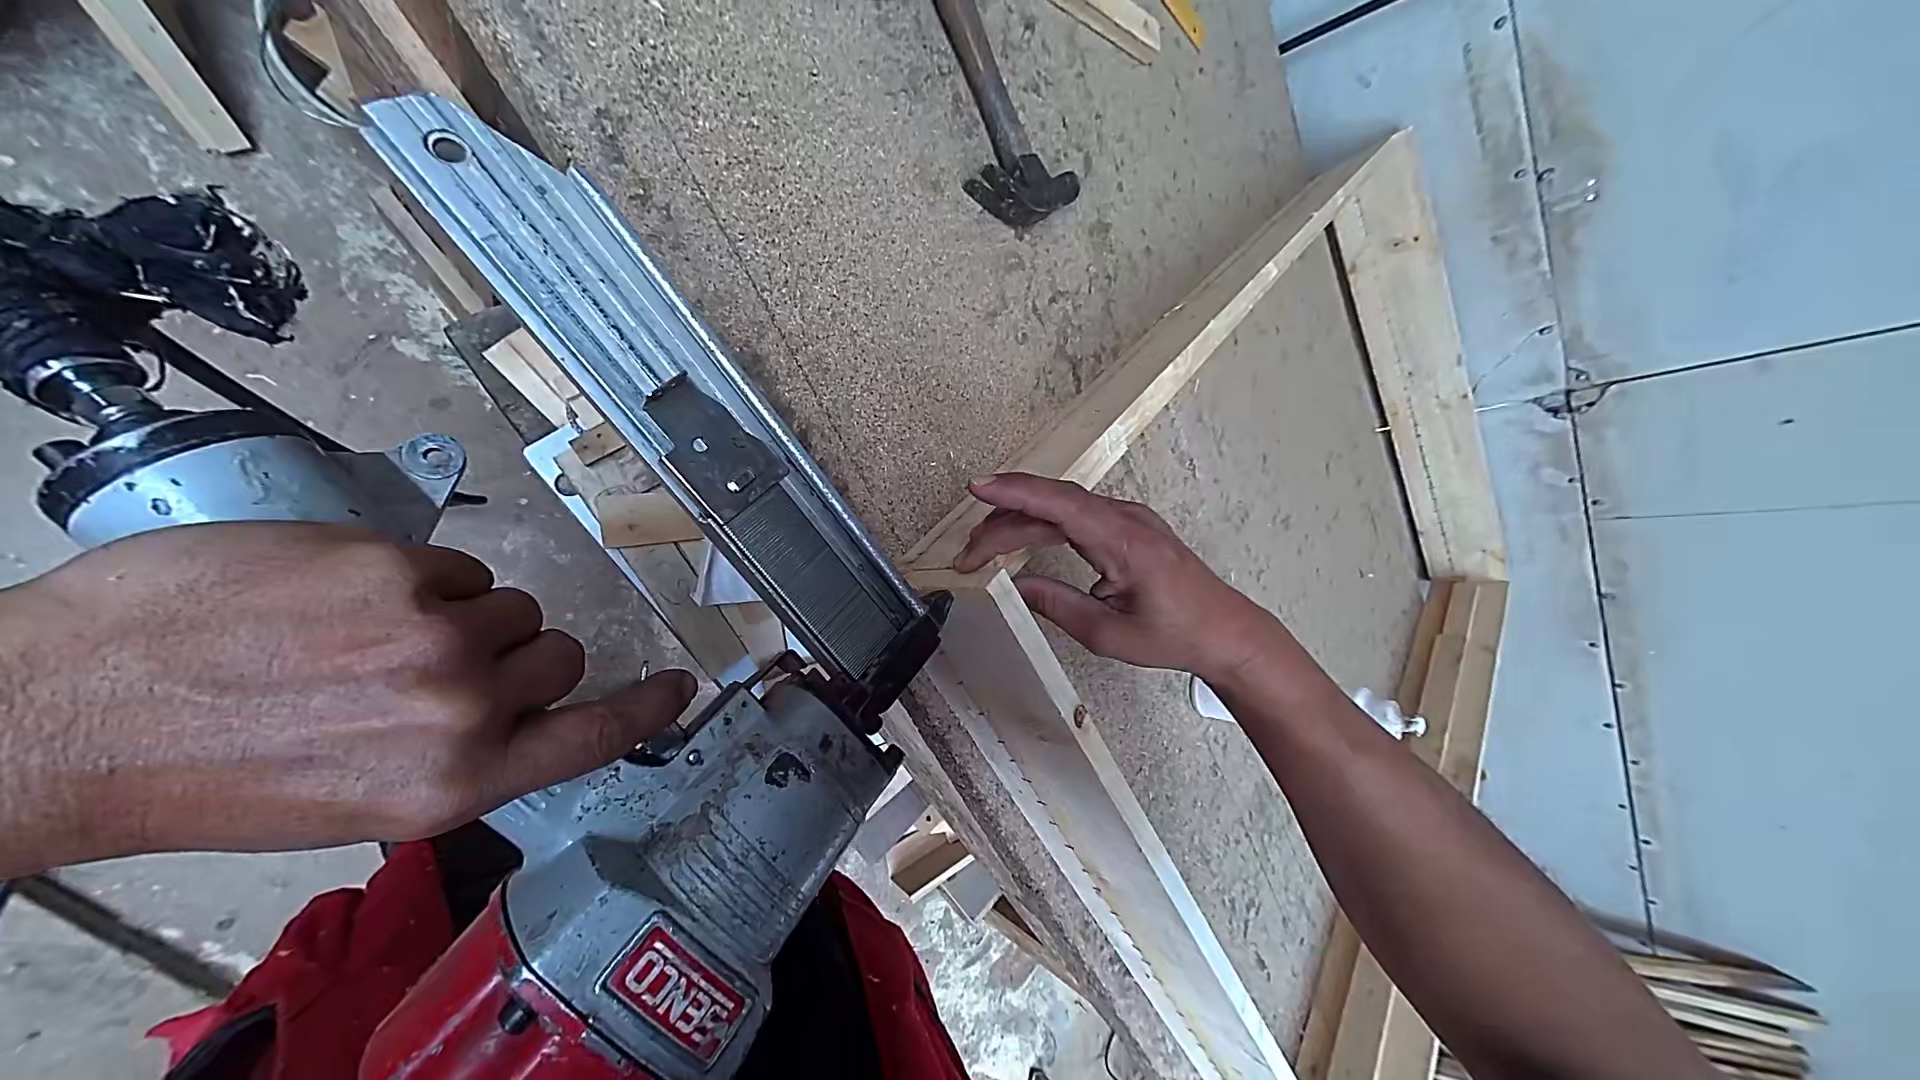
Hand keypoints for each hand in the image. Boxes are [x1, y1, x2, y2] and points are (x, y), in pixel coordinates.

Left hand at [0, 522, 694, 875]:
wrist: (57, 712)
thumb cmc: (210, 774)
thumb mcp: (361, 801)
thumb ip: (465, 758)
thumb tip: (523, 712)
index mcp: (455, 781)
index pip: (595, 736)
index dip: (648, 707)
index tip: (680, 685)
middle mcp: (462, 710)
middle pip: (559, 656)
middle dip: (516, 657)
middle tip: (446, 667)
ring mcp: (434, 635)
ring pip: (514, 606)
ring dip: (468, 617)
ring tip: (380, 634)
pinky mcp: (397, 568)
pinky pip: (460, 569)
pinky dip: (421, 581)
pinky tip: (348, 601)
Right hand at [954, 473, 1299, 683]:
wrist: (1224, 631)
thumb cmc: (1177, 634)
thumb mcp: (1108, 633)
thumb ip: (1057, 605)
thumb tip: (1017, 586)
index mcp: (1124, 542)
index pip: (1059, 504)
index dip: (1015, 492)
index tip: (979, 487)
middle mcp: (1126, 519)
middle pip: (1051, 504)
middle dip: (1002, 522)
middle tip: (968, 554)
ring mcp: (1128, 518)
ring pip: (1060, 504)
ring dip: (1019, 518)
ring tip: (984, 546)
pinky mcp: (1127, 525)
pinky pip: (1075, 511)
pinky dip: (1041, 519)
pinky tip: (1022, 532)